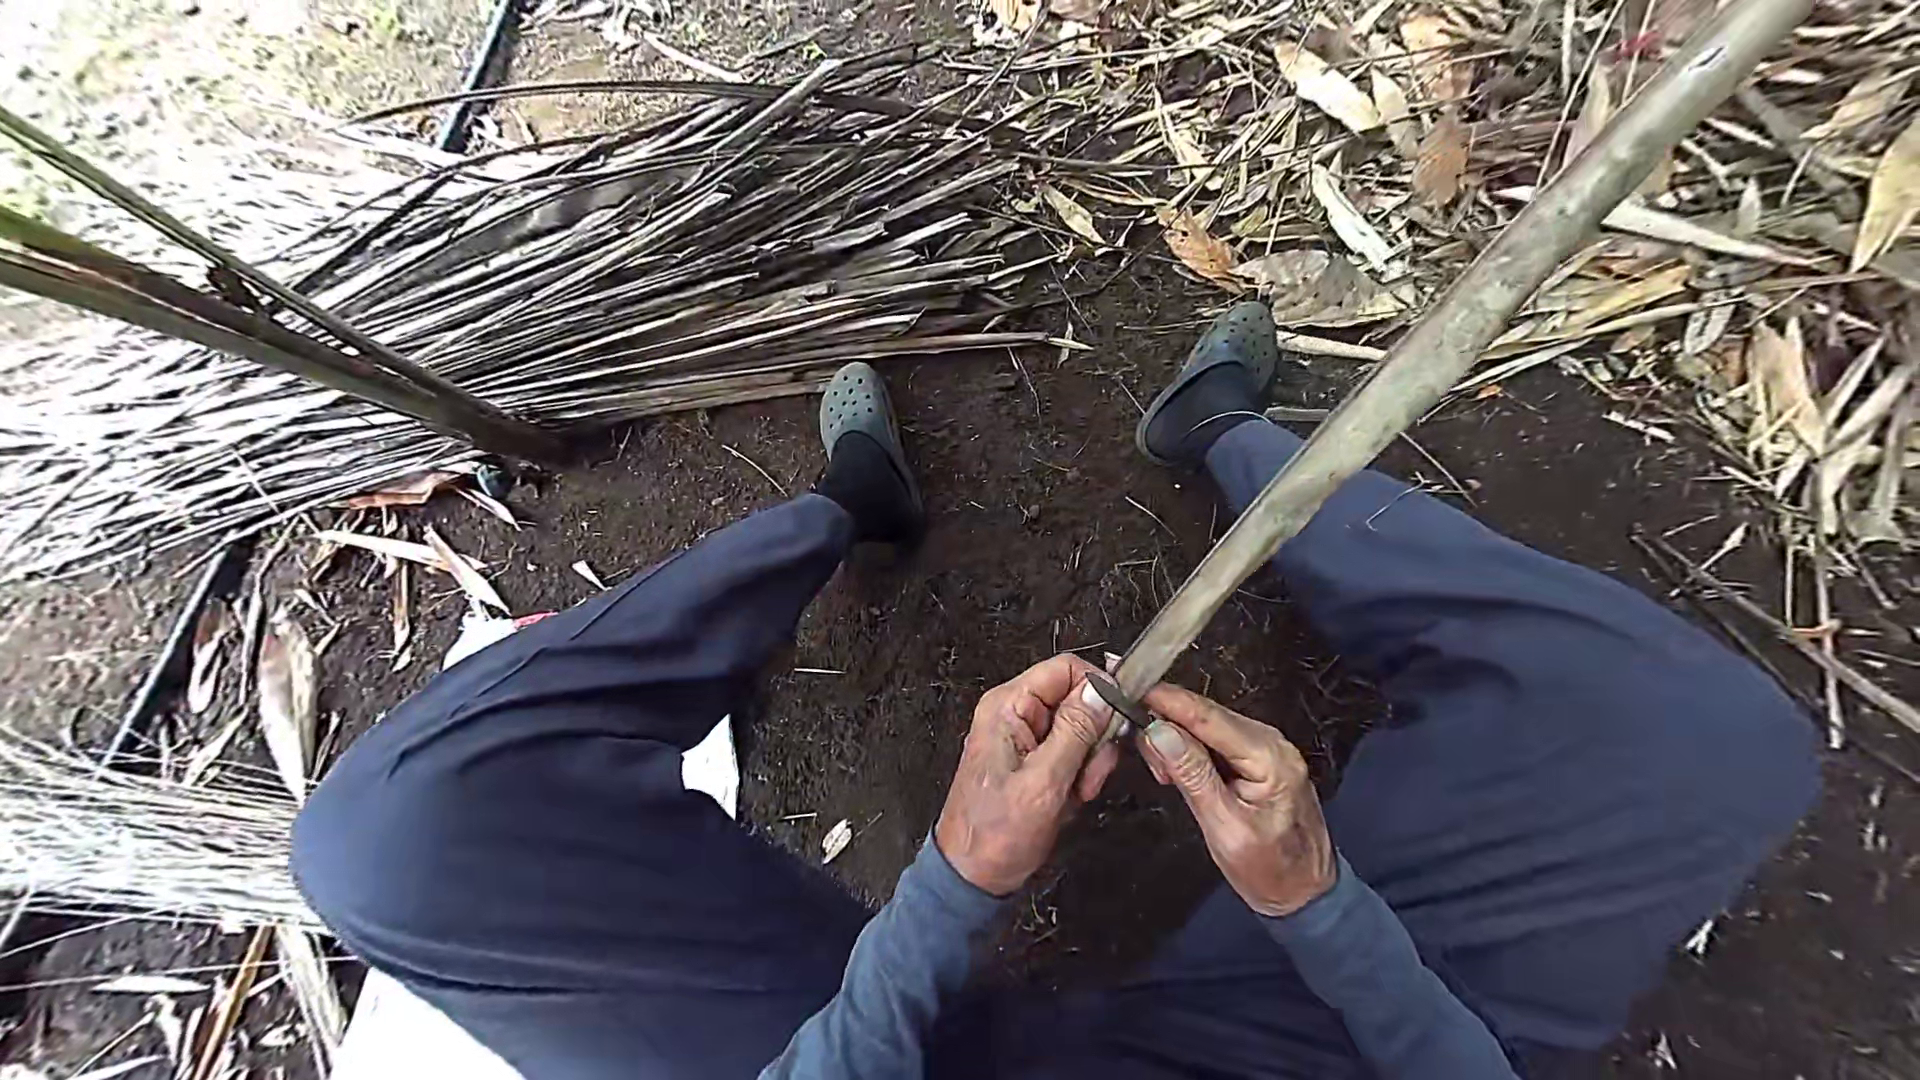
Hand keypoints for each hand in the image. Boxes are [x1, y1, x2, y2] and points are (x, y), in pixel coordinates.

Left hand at [934, 654, 1123, 895]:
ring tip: (1075, 791)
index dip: (1098, 688)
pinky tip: (1068, 798)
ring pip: (1081, 727)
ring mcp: (1025, 735)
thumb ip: (1075, 731)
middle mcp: (1016, 713)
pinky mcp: (1034, 757)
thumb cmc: (995, 833)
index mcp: (1009, 706)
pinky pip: (1072, 751)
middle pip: (1077, 698)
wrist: (973, 876)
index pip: (1065, 668)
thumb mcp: (1043, 781)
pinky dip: (1079, 775)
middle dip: (1094, 736)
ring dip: (1089, 761)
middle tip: (1088, 773)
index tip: (1118, 718)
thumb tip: (1101, 690)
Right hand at [1136, 683, 1335, 916]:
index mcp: (1269, 757)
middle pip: (1203, 713)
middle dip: (1164, 721)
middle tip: (1140, 748)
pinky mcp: (1253, 753)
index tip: (1129, 685)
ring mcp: (1263, 744)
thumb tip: (1158, 731)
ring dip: (1173, 737)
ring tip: (1162, 772)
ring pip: (1203, 722)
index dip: (1165, 698)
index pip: (1207, 716)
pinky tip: (1175, 769)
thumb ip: (1192, 775)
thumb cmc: (1271, 871)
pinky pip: (1211, 736)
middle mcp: (1270, 741)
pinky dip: (1186, 746)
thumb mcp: (1225, 828)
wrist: (1308, 897)